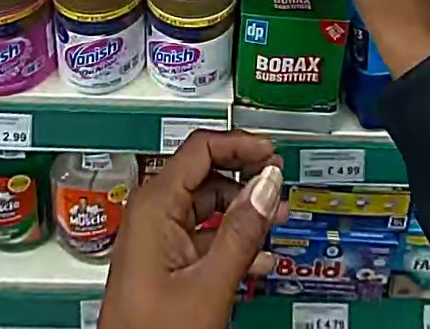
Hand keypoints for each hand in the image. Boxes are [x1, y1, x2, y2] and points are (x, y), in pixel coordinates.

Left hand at [99, 130, 287, 328]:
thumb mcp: (208, 285)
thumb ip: (241, 231)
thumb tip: (267, 183)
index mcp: (154, 205)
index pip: (201, 148)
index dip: (239, 144)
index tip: (270, 152)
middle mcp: (152, 213)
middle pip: (206, 172)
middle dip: (246, 176)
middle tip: (277, 180)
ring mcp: (158, 237)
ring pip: (208, 204)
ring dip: (245, 210)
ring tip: (276, 218)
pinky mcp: (165, 262)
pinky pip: (204, 234)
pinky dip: (232, 238)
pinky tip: (258, 255)